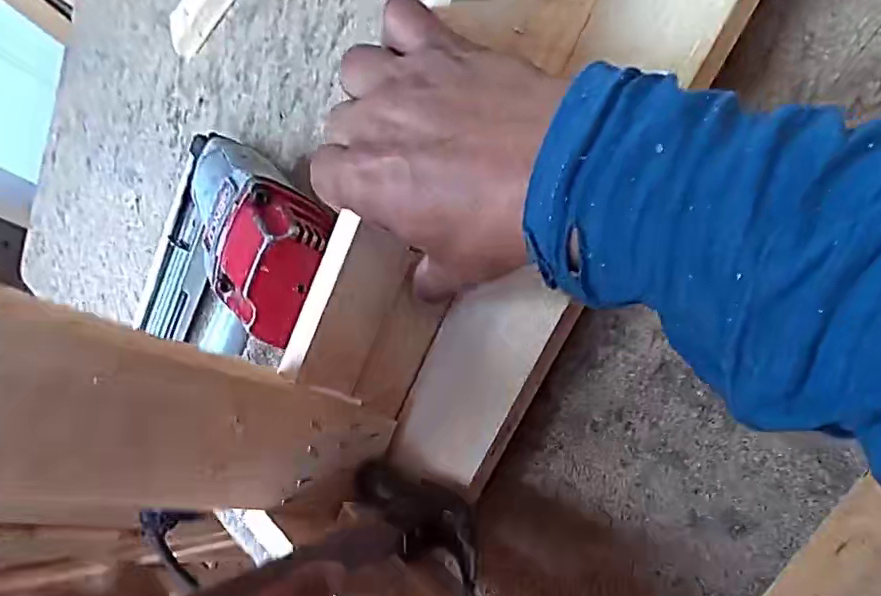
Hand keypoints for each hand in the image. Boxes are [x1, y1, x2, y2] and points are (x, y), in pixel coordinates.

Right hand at [312, 0, 567, 298]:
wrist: (557, 174)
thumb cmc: (505, 218)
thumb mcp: (462, 268)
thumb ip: (432, 276)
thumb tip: (426, 284)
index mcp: (370, 180)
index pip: (323, 175)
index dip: (344, 189)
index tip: (367, 199)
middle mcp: (376, 120)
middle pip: (340, 124)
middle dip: (361, 146)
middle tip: (397, 169)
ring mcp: (408, 78)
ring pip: (356, 70)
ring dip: (371, 92)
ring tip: (403, 117)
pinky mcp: (443, 49)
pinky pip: (400, 19)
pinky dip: (402, 35)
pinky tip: (419, 60)